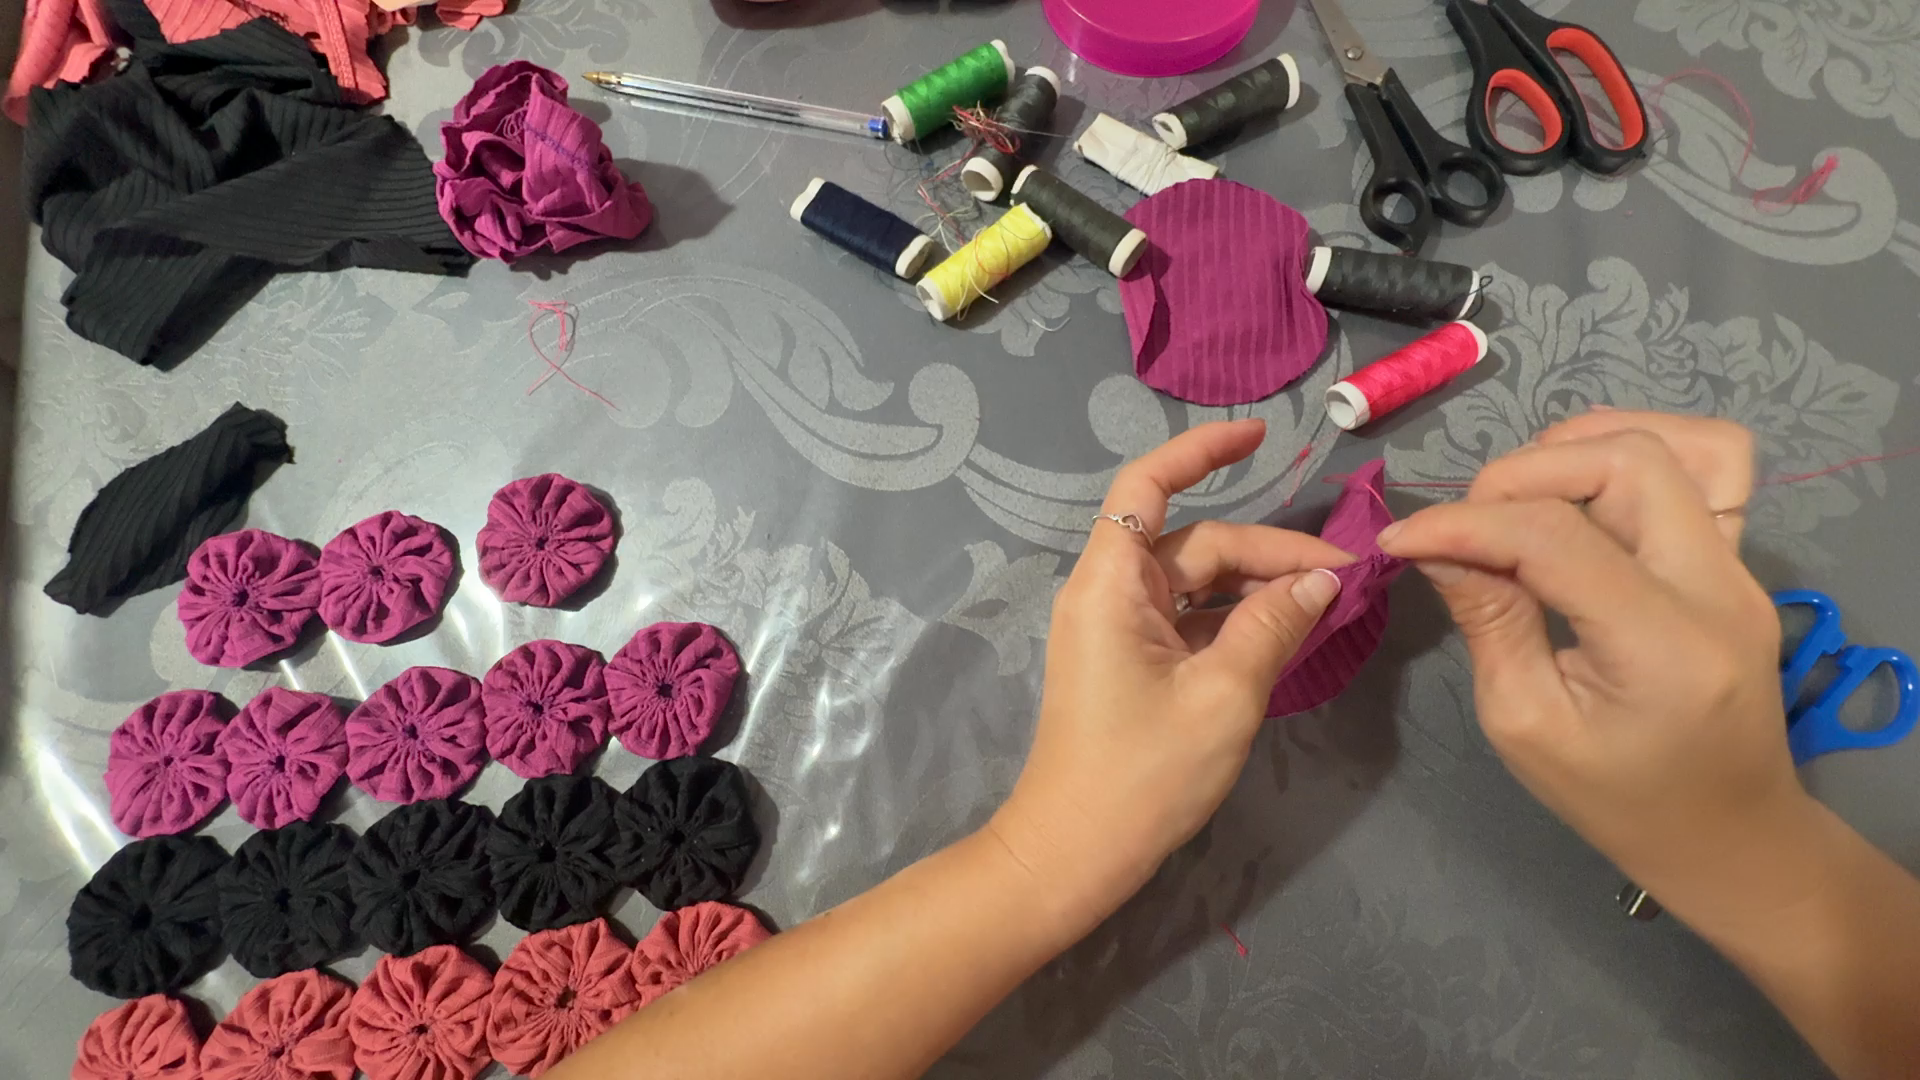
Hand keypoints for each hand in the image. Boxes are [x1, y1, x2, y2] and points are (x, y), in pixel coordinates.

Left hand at [989, 419, 1351, 936]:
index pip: (1147, 487)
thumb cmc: (1144, 773)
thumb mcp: (1223, 694)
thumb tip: (1321, 578)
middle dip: (1266, 552)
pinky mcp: (1128, 658)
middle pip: (1192, 544)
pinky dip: (1232, 620)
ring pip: (1193, 583)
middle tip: (1345, 577)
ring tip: (1325, 603)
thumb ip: (1272, 625)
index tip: (1260, 435)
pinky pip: (1186, 619)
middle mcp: (1106, 592)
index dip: (1200, 451)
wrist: (1076, 848)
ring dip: (1255, 587)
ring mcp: (1115, 626)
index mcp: (1110, 582)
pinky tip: (1284, 631)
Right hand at [1375, 410, 1814, 920]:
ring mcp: (1737, 567)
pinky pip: (1709, 465)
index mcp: (1662, 643)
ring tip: (1512, 498)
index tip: (1396, 542)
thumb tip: (1435, 546)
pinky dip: (1629, 452)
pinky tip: (1575, 482)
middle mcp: (1717, 587)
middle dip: (1516, 477)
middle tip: (1462, 526)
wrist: (1725, 831)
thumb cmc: (1612, 795)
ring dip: (1572, 453)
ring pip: (1671, 447)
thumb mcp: (1520, 720)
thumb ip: (1485, 619)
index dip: (1459, 525)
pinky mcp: (1730, 561)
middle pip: (1623, 464)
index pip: (1552, 537)